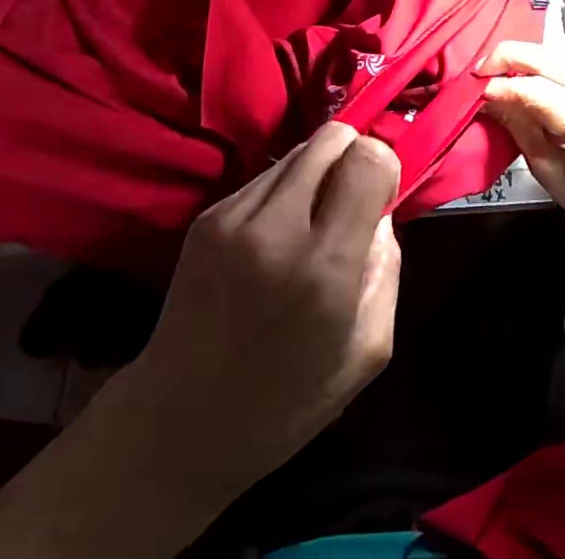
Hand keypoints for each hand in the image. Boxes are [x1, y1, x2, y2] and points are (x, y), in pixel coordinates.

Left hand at [119, 122, 401, 481]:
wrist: (176, 427)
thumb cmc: (289, 401)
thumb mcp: (371, 346)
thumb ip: (388, 268)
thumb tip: (379, 214)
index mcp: (324, 267)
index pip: (368, 159)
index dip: (386, 167)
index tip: (383, 199)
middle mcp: (274, 229)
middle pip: (334, 137)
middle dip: (356, 157)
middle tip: (353, 203)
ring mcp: (231, 219)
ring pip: (301, 150)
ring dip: (321, 173)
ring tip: (315, 222)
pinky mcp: (205, 218)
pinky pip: (269, 174)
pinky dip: (288, 190)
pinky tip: (280, 235)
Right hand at [479, 30, 564, 263]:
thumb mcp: (547, 171)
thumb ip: (520, 125)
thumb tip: (490, 92)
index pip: (543, 91)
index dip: (505, 82)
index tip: (479, 84)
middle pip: (563, 57)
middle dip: (520, 56)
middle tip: (489, 67)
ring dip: (546, 53)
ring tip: (522, 71)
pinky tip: (553, 74)